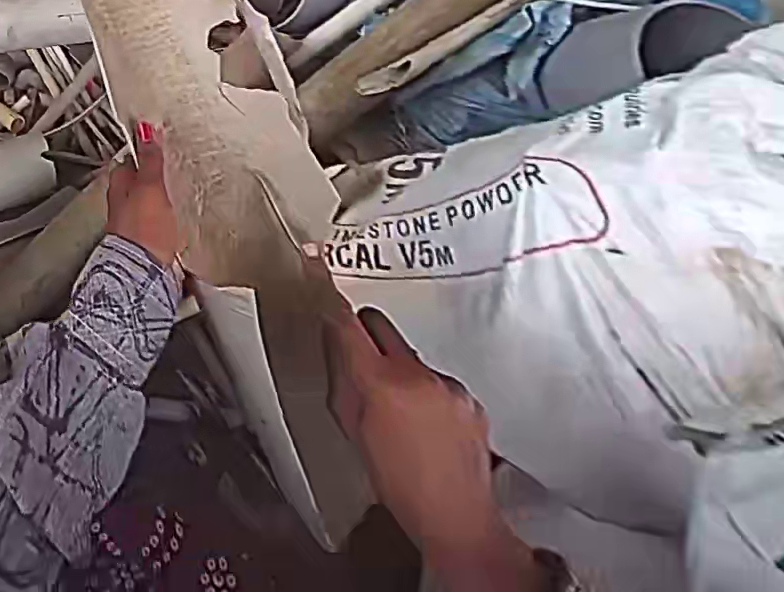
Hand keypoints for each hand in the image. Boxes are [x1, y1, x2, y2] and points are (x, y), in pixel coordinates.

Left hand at [105, 122, 183, 267]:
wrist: (144, 270)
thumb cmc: (142, 228)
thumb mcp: (149, 186)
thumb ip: (150, 160)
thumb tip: (145, 130)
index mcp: (119, 183)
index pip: (131, 159)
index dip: (145, 150)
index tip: (160, 142)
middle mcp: (123, 200)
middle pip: (140, 179)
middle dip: (157, 173)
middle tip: (177, 163)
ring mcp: (135, 219)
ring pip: (150, 198)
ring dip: (164, 193)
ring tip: (184, 186)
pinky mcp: (150, 237)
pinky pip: (161, 218)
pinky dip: (170, 213)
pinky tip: (182, 214)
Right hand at [312, 255, 540, 590]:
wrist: (458, 521)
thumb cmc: (398, 482)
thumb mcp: (351, 426)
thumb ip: (342, 379)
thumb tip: (336, 349)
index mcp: (380, 382)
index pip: (345, 321)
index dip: (325, 290)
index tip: (315, 263)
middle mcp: (418, 376)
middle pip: (378, 323)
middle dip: (363, 332)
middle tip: (357, 358)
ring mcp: (448, 387)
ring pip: (406, 352)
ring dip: (395, 367)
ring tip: (397, 409)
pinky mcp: (468, 398)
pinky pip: (433, 376)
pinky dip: (423, 388)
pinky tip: (422, 420)